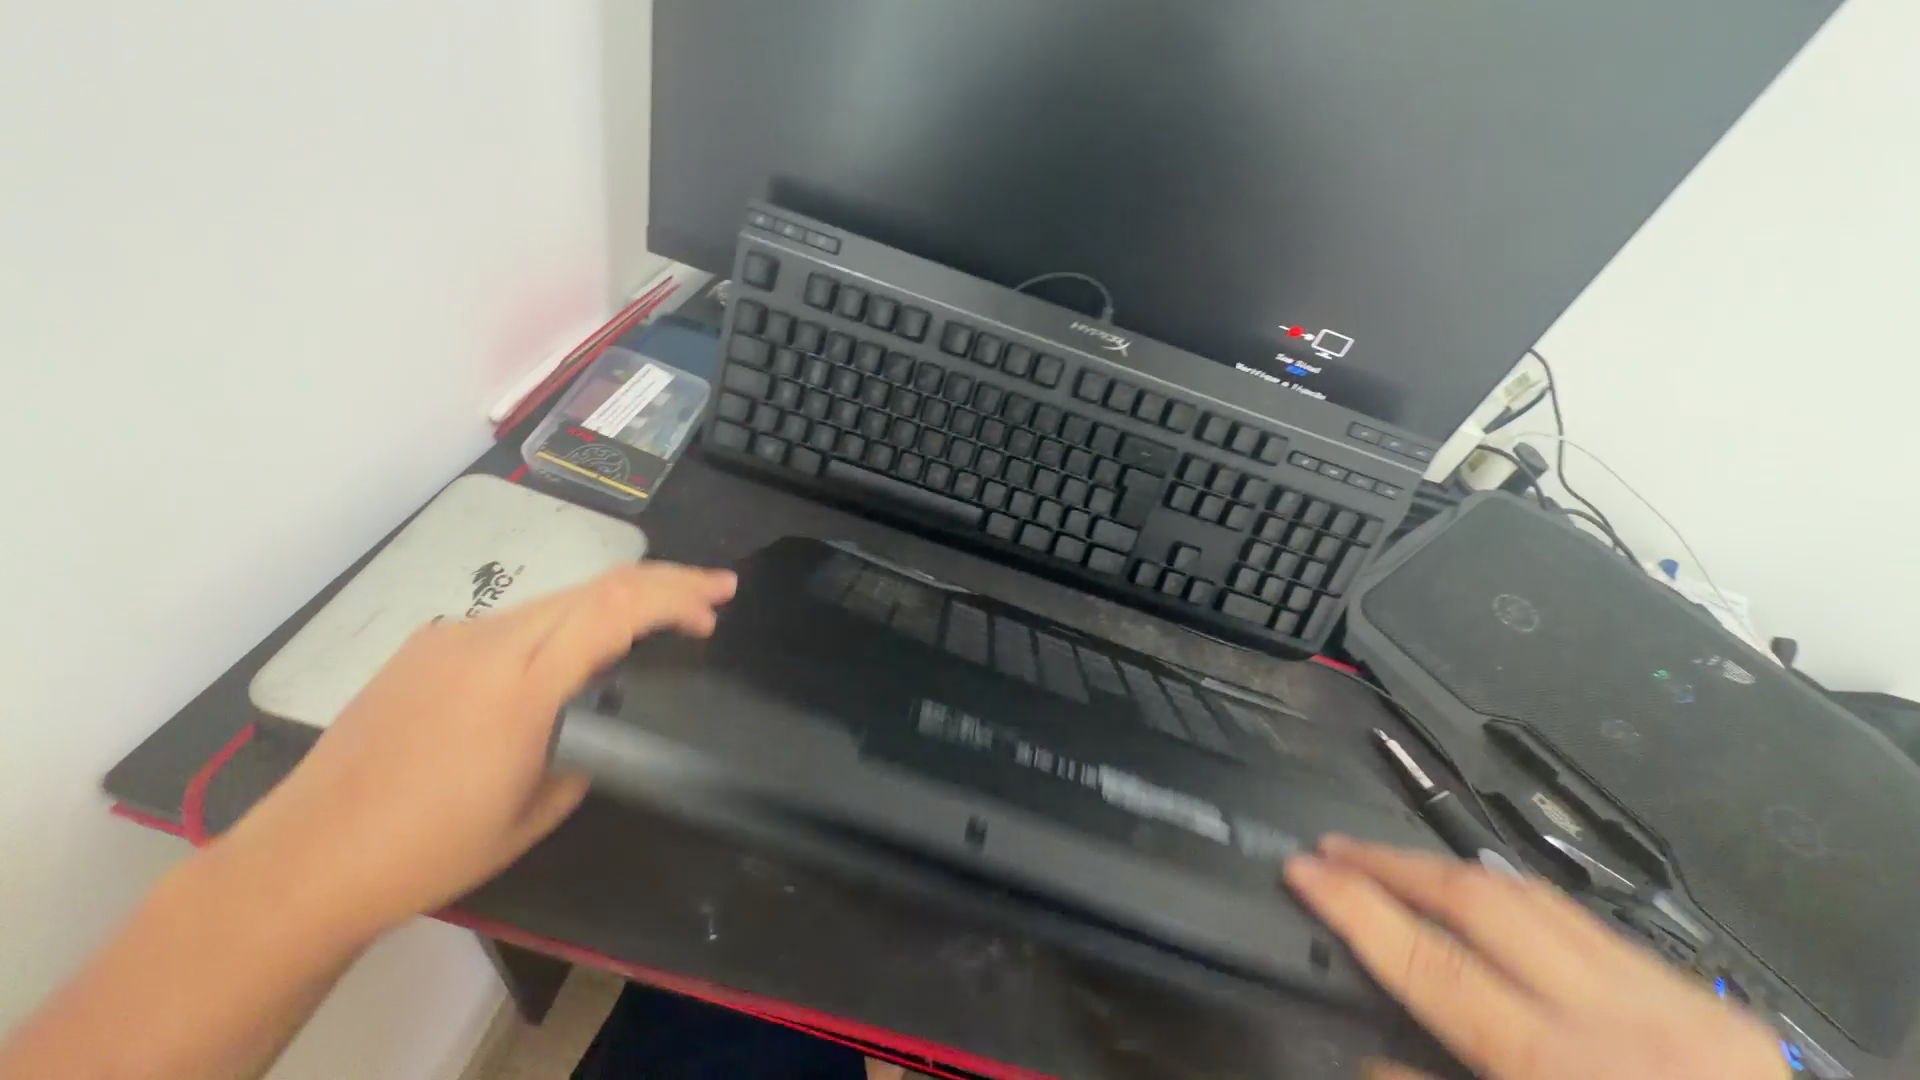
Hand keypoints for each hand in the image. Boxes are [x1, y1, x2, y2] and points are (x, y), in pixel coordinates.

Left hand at [218, 561, 736, 936]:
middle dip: (664, 582)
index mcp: (520, 687)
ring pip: (557, 598)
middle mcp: (487, 643)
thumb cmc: (433, 851)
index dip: (676, 594)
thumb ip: (588, 747)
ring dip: (616, 602)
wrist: (305, 860)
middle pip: (595, 586)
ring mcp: (452, 637)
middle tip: (713, 595)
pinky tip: (573, 654)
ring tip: (656, 622)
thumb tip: (605, 717)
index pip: (614, 610)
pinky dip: (566, 622)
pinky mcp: (426, 645)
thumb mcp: (537, 809)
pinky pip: (515, 621)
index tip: (720, 601)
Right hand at [1285, 837, 1788, 1079]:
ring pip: (1536, 896)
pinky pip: (1587, 926)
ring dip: (1450, 872)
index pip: (1433, 962)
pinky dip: (1518, 904)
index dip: (1355, 907)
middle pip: (1482, 900)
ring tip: (1391, 864)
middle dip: (1395, 863)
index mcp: (1571, 1072)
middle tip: (1334, 848)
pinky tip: (1485, 905)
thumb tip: (1366, 1053)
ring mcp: (1682, 1002)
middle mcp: (1632, 1022)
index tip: (1301, 868)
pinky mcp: (1713, 1002)